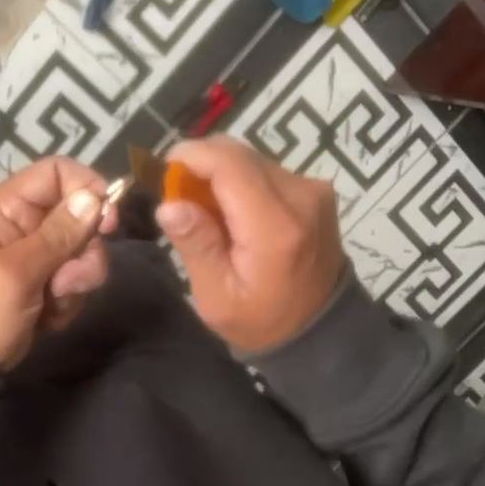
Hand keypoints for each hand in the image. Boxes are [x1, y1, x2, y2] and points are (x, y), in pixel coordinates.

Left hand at [0, 158, 117, 370]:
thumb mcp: (17, 272)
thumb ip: (57, 235)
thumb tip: (94, 197)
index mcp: (4, 206)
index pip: (56, 172)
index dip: (87, 189)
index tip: (108, 222)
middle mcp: (21, 222)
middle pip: (78, 215)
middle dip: (83, 252)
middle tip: (67, 283)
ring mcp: (32, 253)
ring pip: (81, 251)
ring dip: (76, 281)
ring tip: (53, 304)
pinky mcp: (42, 281)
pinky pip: (73, 278)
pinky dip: (67, 300)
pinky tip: (47, 317)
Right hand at [155, 138, 345, 351]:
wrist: (322, 330)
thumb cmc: (262, 320)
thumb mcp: (218, 297)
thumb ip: (197, 246)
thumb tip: (169, 205)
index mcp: (275, 226)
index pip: (229, 165)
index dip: (191, 157)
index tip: (162, 170)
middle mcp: (300, 197)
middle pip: (239, 155)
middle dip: (201, 165)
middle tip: (177, 195)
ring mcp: (313, 190)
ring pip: (251, 159)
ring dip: (220, 175)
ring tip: (204, 210)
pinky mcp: (315, 191)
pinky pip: (266, 171)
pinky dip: (241, 183)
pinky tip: (232, 213)